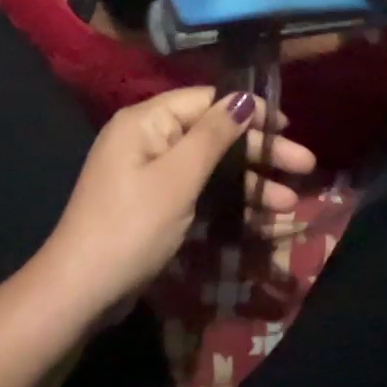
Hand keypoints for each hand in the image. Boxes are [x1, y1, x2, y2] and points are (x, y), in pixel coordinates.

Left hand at [43, 88, 316, 312]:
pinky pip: (198, 189)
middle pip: (212, 133)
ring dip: (249, 181)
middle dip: (258, 150)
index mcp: (146, 120)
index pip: (205, 101)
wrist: (81, 289)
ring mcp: (149, 173)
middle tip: (305, 165)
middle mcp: (147, 138)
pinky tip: (261, 214)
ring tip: (291, 202)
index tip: (288, 124)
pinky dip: (227, 199)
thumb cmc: (131, 225)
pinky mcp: (153, 203)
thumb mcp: (177, 178)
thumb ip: (212, 136)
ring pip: (209, 166)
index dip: (248, 110)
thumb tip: (241, 97)